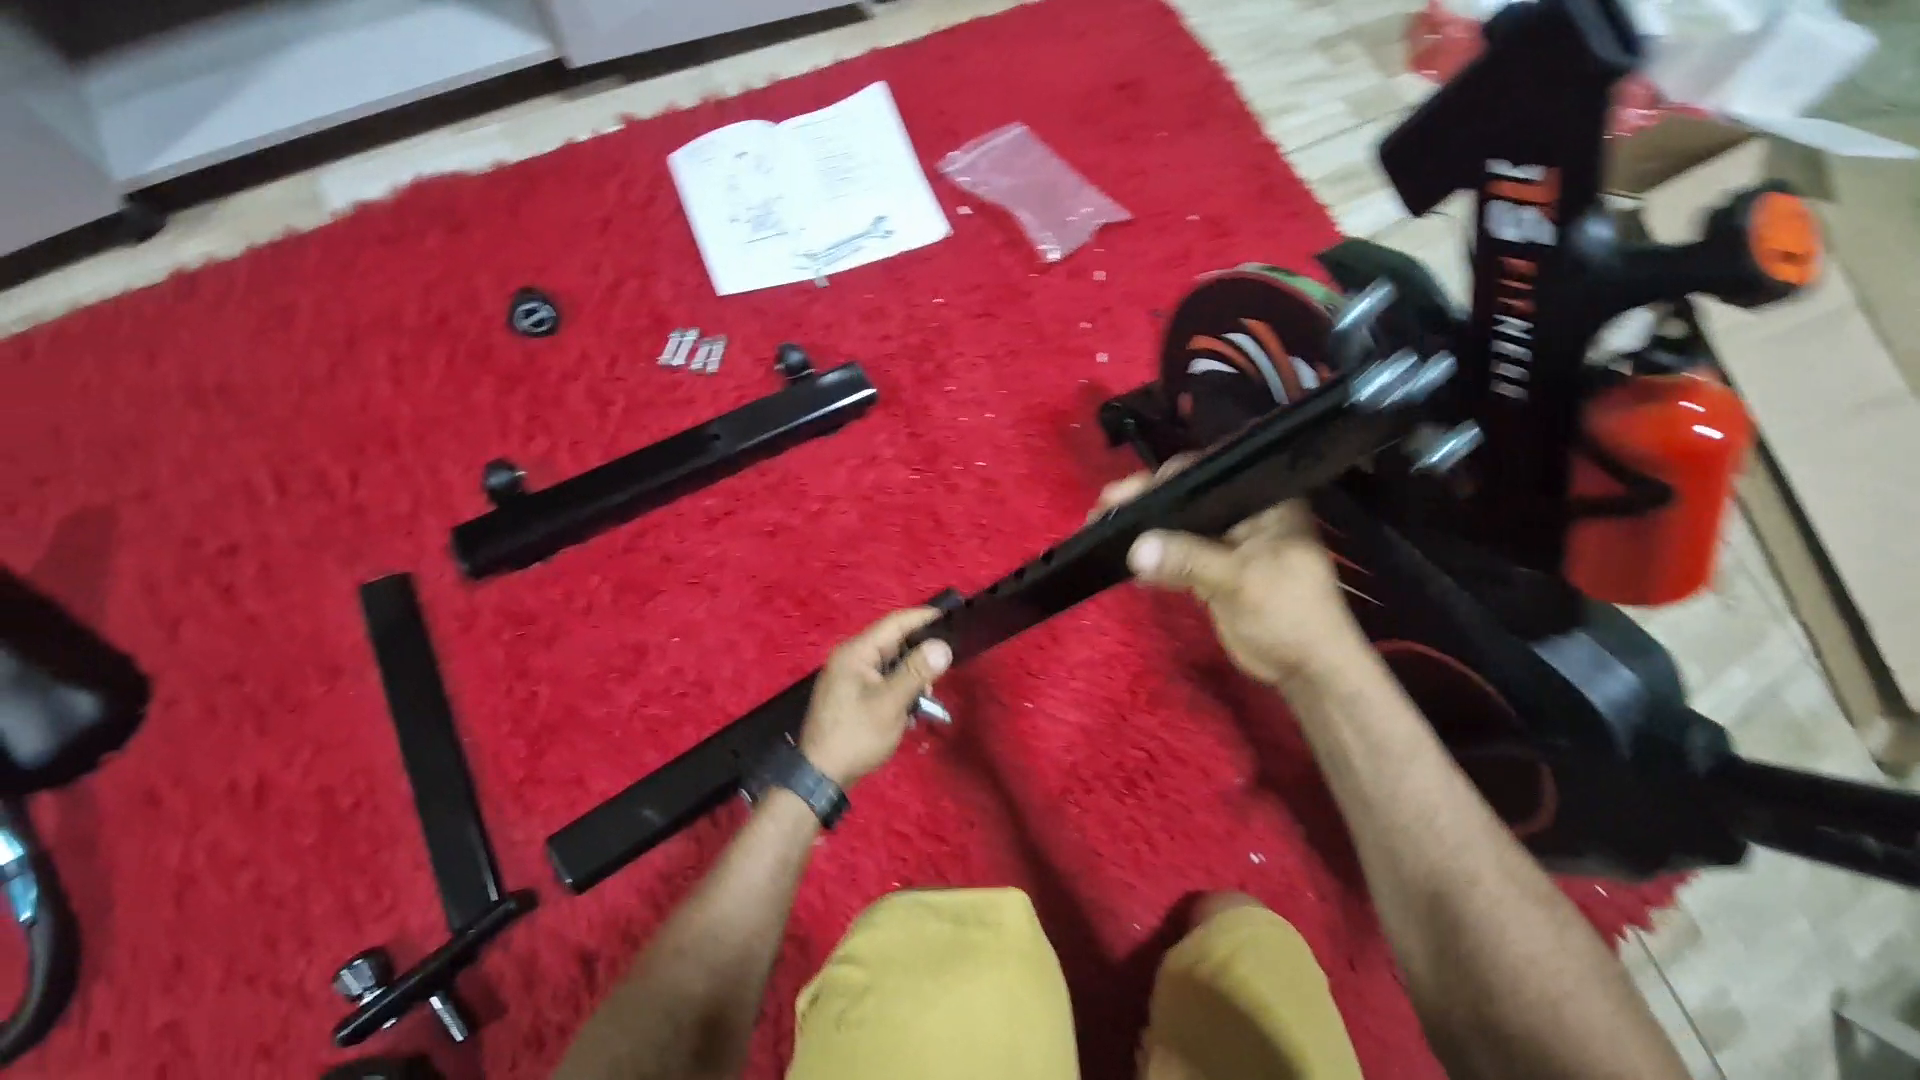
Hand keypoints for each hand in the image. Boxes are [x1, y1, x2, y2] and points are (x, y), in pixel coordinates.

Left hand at [798, 608, 952, 787]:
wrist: (821, 776)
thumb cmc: (856, 736)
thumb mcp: (891, 703)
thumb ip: (917, 672)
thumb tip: (942, 645)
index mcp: (855, 652)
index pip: (895, 623)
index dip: (924, 618)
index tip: (954, 618)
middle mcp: (850, 658)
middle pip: (893, 643)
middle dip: (921, 653)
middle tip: (946, 666)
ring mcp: (849, 677)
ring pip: (890, 664)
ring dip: (912, 676)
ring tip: (928, 695)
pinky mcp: (852, 695)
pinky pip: (883, 681)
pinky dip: (900, 689)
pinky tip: (912, 707)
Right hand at [1090, 463, 1370, 688]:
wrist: (1308, 669)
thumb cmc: (1291, 614)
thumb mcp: (1241, 581)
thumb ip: (1189, 560)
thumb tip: (1136, 549)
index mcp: (1265, 502)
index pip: (1209, 474)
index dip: (1166, 478)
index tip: (1126, 492)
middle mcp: (1246, 515)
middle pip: (1188, 498)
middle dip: (1146, 502)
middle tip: (1103, 508)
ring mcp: (1229, 543)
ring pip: (1180, 526)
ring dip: (1144, 529)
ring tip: (1099, 526)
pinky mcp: (1215, 571)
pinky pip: (1178, 555)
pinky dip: (1153, 557)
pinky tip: (1124, 561)